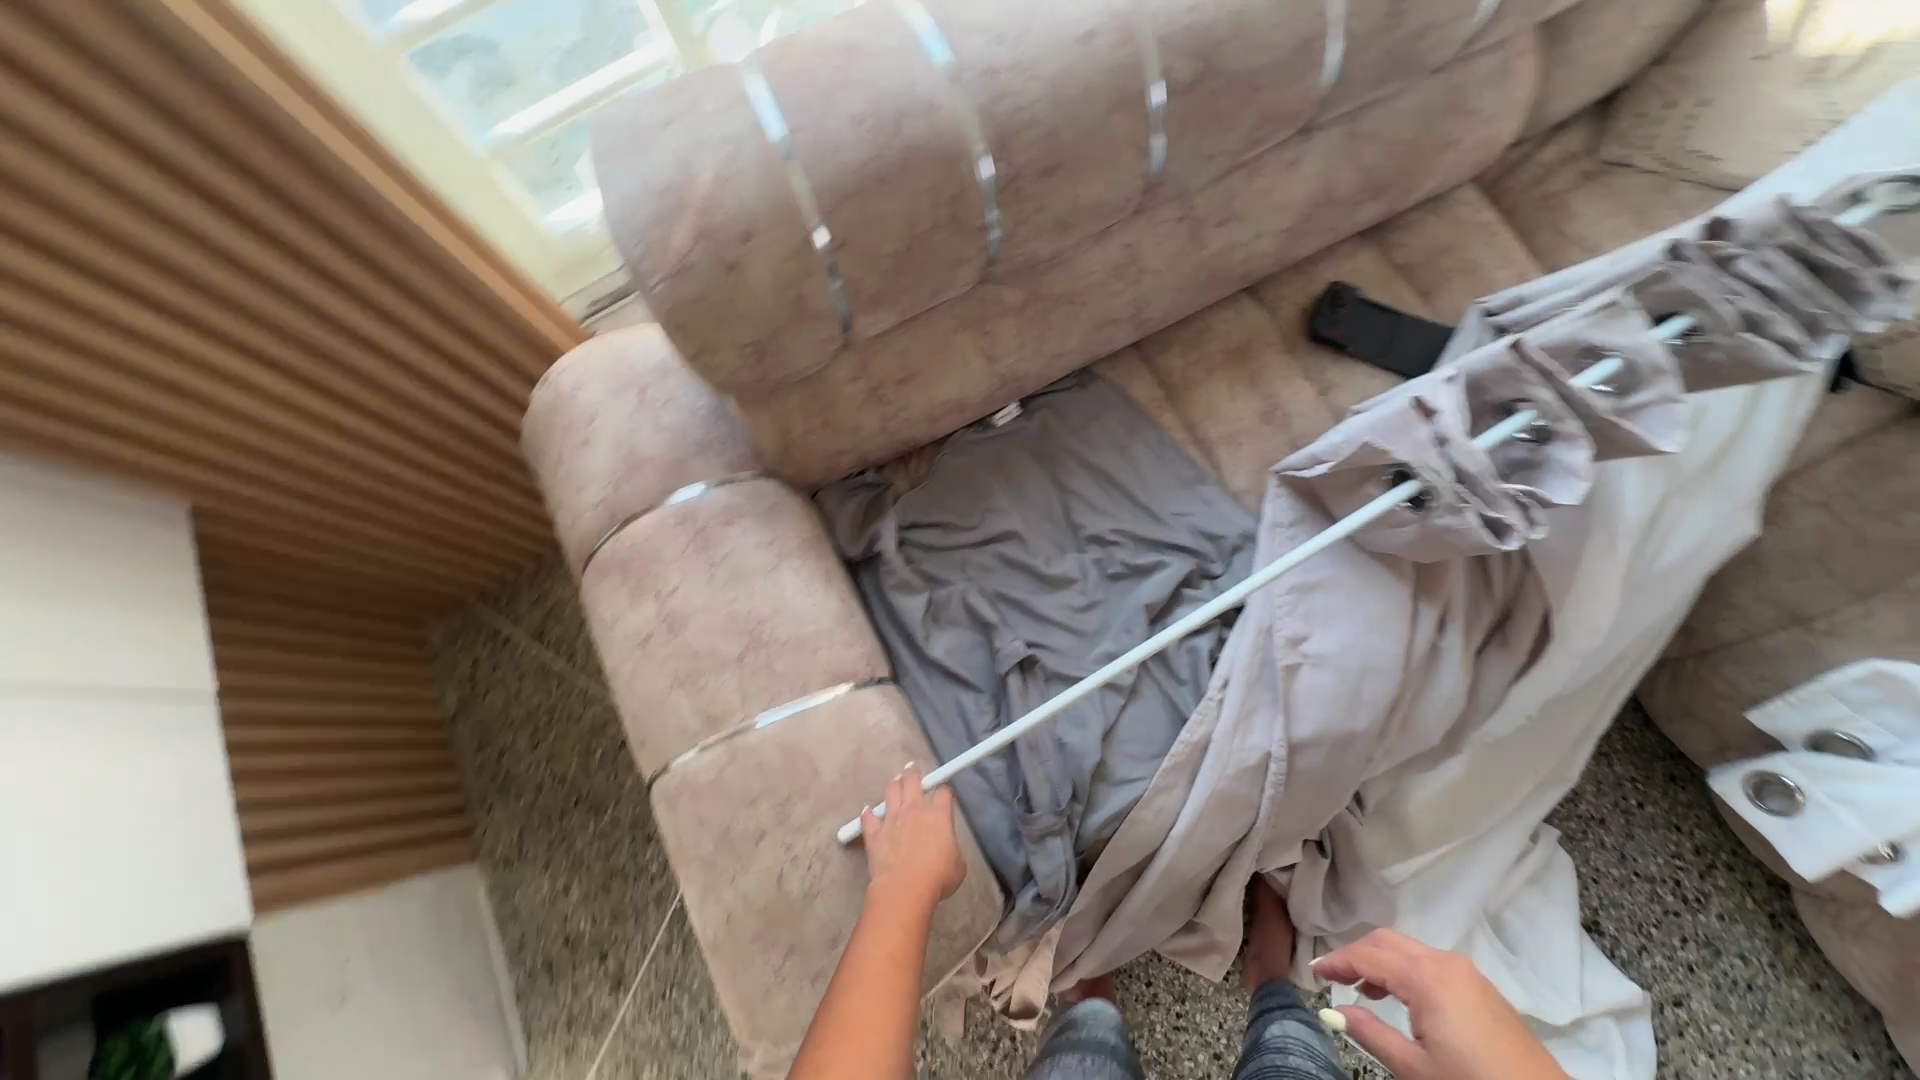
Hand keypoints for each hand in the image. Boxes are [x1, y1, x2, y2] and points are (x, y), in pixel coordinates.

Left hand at [859, 763, 965, 910]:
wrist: (905, 887)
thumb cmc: (938, 877)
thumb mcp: (958, 863)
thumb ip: (951, 848)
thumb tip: (946, 846)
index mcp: (939, 816)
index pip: (943, 793)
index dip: (945, 789)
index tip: (944, 789)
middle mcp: (914, 811)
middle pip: (912, 781)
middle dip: (913, 772)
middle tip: (912, 768)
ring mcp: (892, 820)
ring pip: (891, 792)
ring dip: (893, 784)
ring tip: (894, 780)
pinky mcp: (874, 833)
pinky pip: (868, 818)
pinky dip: (868, 813)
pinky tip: (867, 810)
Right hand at [1314, 929, 1566, 1079]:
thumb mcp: (1415, 1069)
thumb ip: (1370, 1034)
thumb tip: (1335, 1012)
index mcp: (1426, 977)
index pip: (1367, 956)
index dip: (1336, 962)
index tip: (1312, 972)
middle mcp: (1445, 962)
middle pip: (1386, 941)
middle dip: (1356, 954)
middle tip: (1333, 977)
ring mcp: (1467, 972)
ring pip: (1409, 949)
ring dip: (1381, 960)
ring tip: (1362, 989)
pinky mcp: (1482, 987)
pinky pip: (1430, 963)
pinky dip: (1405, 969)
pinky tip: (1401, 997)